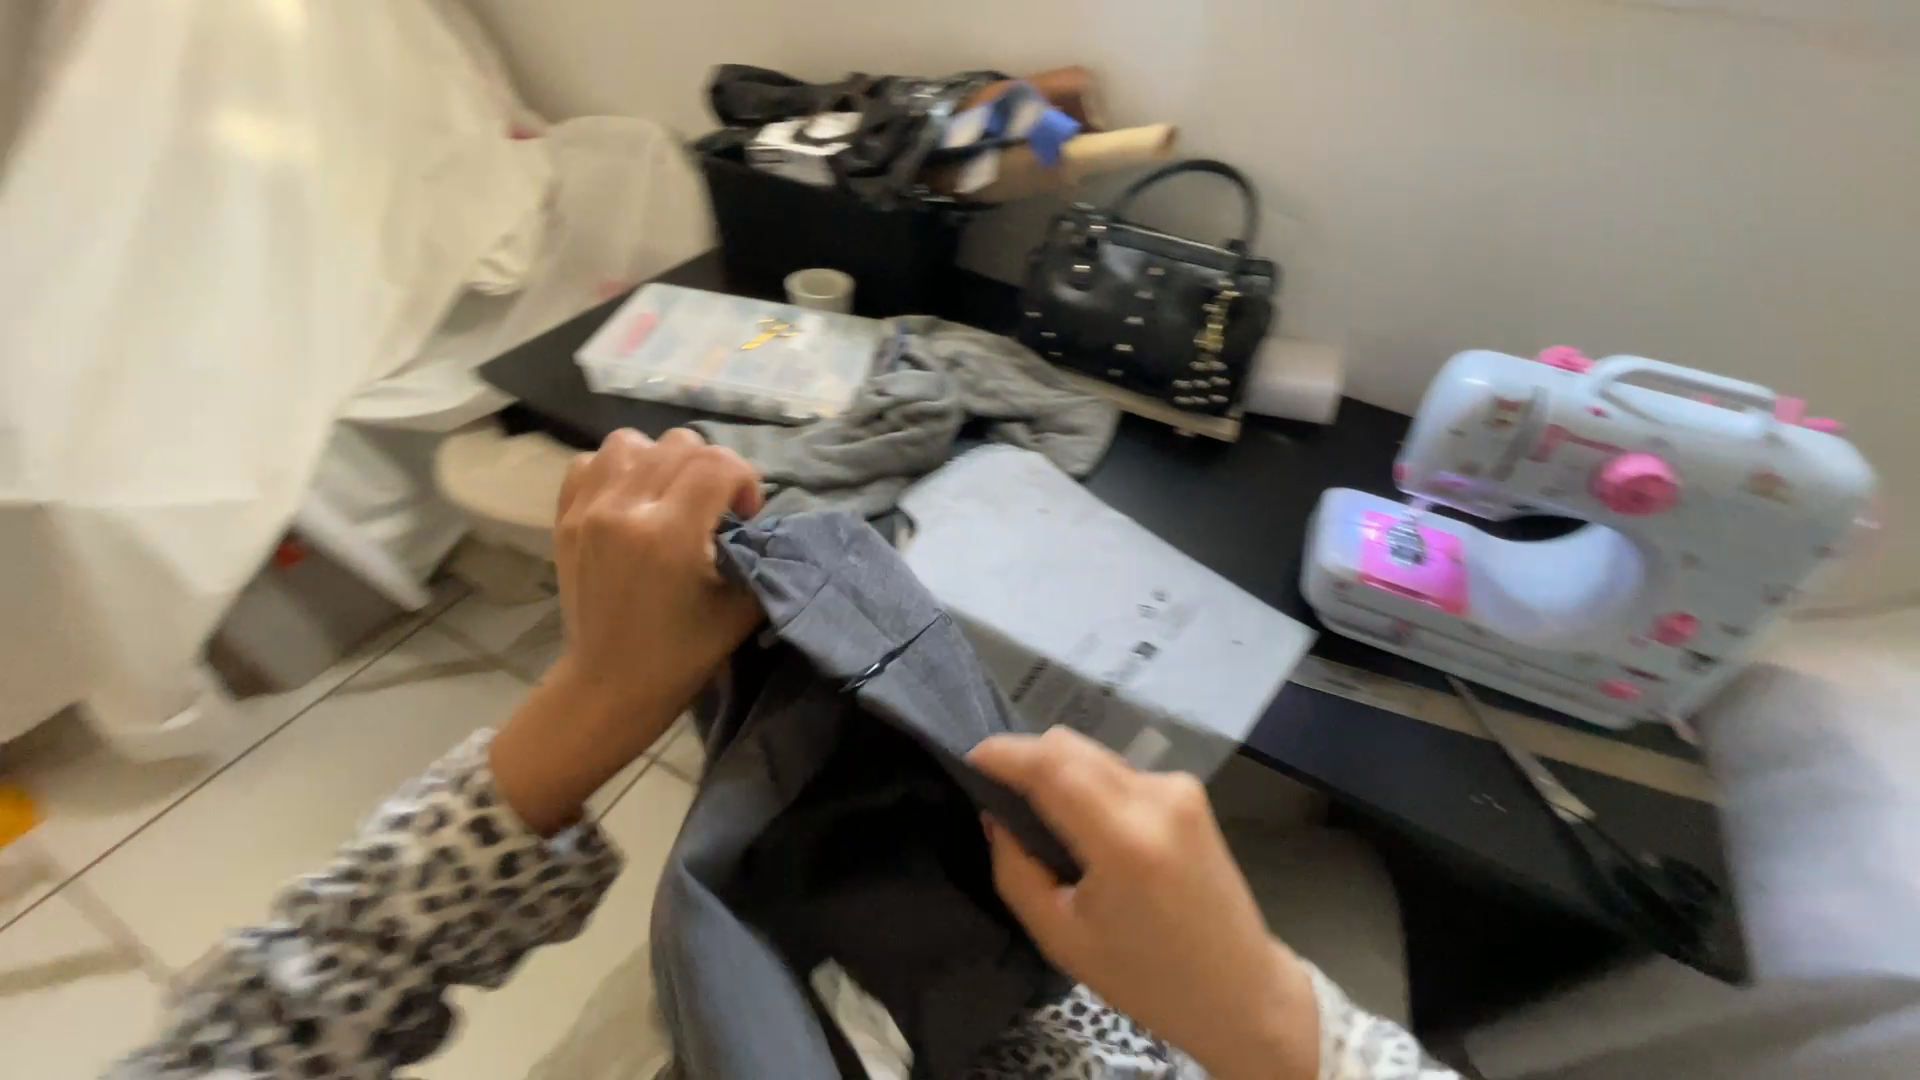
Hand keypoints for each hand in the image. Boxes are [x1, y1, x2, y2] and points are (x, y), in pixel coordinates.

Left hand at [490, 428, 763, 833]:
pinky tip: (636, 498)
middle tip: (716, 509)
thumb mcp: (743, 606)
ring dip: (663, 461)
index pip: (719, 463)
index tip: (745, 515)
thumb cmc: (685, 653)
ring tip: (672, 496)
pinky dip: (620, 469)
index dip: (746, 480)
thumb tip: (759, 518)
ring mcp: (588, 511)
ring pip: (633, 442)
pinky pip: (593, 461)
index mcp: (671, 534)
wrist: (611, 684)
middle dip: (713, 470)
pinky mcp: (566, 518)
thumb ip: (759, 552)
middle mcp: (625, 510)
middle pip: (681, 445)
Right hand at [970, 728, 1319, 1079]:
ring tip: (1040, 814)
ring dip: (1057, 769)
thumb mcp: (1062, 937)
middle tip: (998, 793)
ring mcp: (1178, 788)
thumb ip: (1016, 868)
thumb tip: (996, 815)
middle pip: (1069, 746)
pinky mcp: (1188, 790)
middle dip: (1024, 757)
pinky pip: (1117, 769)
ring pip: (1092, 753)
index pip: (1049, 765)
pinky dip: (1088, 782)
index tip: (969, 761)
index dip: (1002, 753)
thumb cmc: (1147, 979)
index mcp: (1125, 840)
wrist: (1243, 992)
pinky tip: (1085, 823)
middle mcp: (1156, 797)